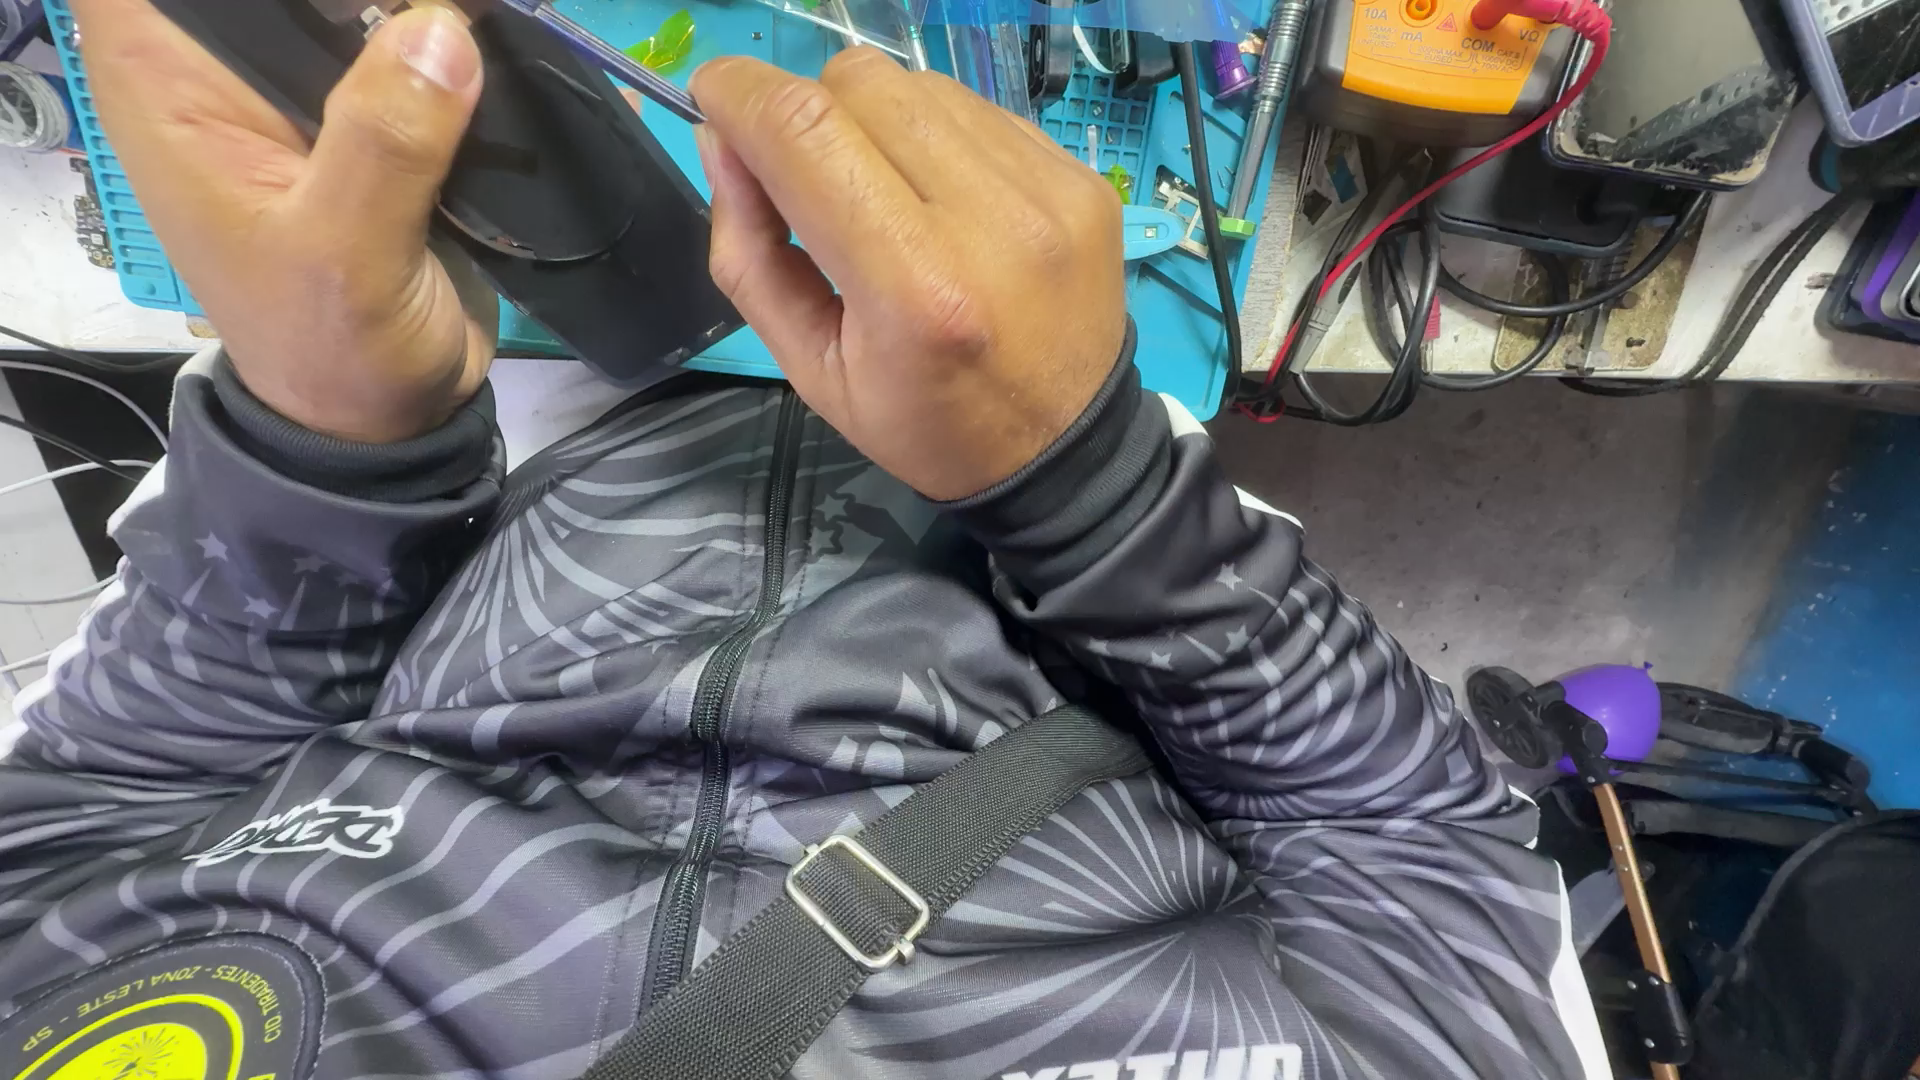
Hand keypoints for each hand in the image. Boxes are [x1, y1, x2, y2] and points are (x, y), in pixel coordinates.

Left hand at [74, 0, 496, 442]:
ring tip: (505, 34)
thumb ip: (385, 141)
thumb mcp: (348, 249)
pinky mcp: (397, 153)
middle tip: (468, 15)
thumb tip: (444, 28)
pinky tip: (524, 80)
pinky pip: (433, 92)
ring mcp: (329, 116)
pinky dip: (478, 84)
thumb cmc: (337, 344)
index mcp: (182, 83)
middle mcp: (248, 81)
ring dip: (441, 35)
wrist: (395, 414)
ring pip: (378, 30)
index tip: (381, 5)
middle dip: (387, 5)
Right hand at [691, 51, 1127, 501]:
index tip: (715, 102)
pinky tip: (946, 205)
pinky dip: (937, 139)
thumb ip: (751, 258)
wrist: (1060, 448)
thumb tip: (724, 141)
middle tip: (812, 179)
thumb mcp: (815, 373)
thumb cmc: (929, 426)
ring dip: (874, 123)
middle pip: (860, 84)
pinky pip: (978, 112)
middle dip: (807, 113)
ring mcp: (1047, 193)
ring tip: (887, 200)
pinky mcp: (1080, 180)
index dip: (738, 94)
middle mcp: (990, 222)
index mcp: (912, 290)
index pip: (803, 131)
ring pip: (920, 86)